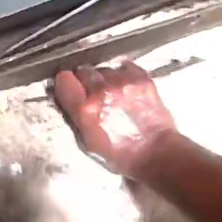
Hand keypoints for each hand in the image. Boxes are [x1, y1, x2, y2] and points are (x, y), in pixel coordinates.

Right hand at [54, 62, 177, 177]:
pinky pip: (124, 67)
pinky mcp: (142, 79)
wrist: (156, 153)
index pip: (64, 80)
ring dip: (104, 78)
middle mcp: (102, 92)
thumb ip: (75, 116)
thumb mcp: (88, 143)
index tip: (69, 86)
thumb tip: (67, 97)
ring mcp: (123, 83)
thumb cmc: (121, 155)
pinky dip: (122, 75)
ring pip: (104, 68)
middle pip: (84, 70)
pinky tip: (125, 87)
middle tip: (91, 93)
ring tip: (112, 93)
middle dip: (85, 80)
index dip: (66, 83)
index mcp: (86, 110)